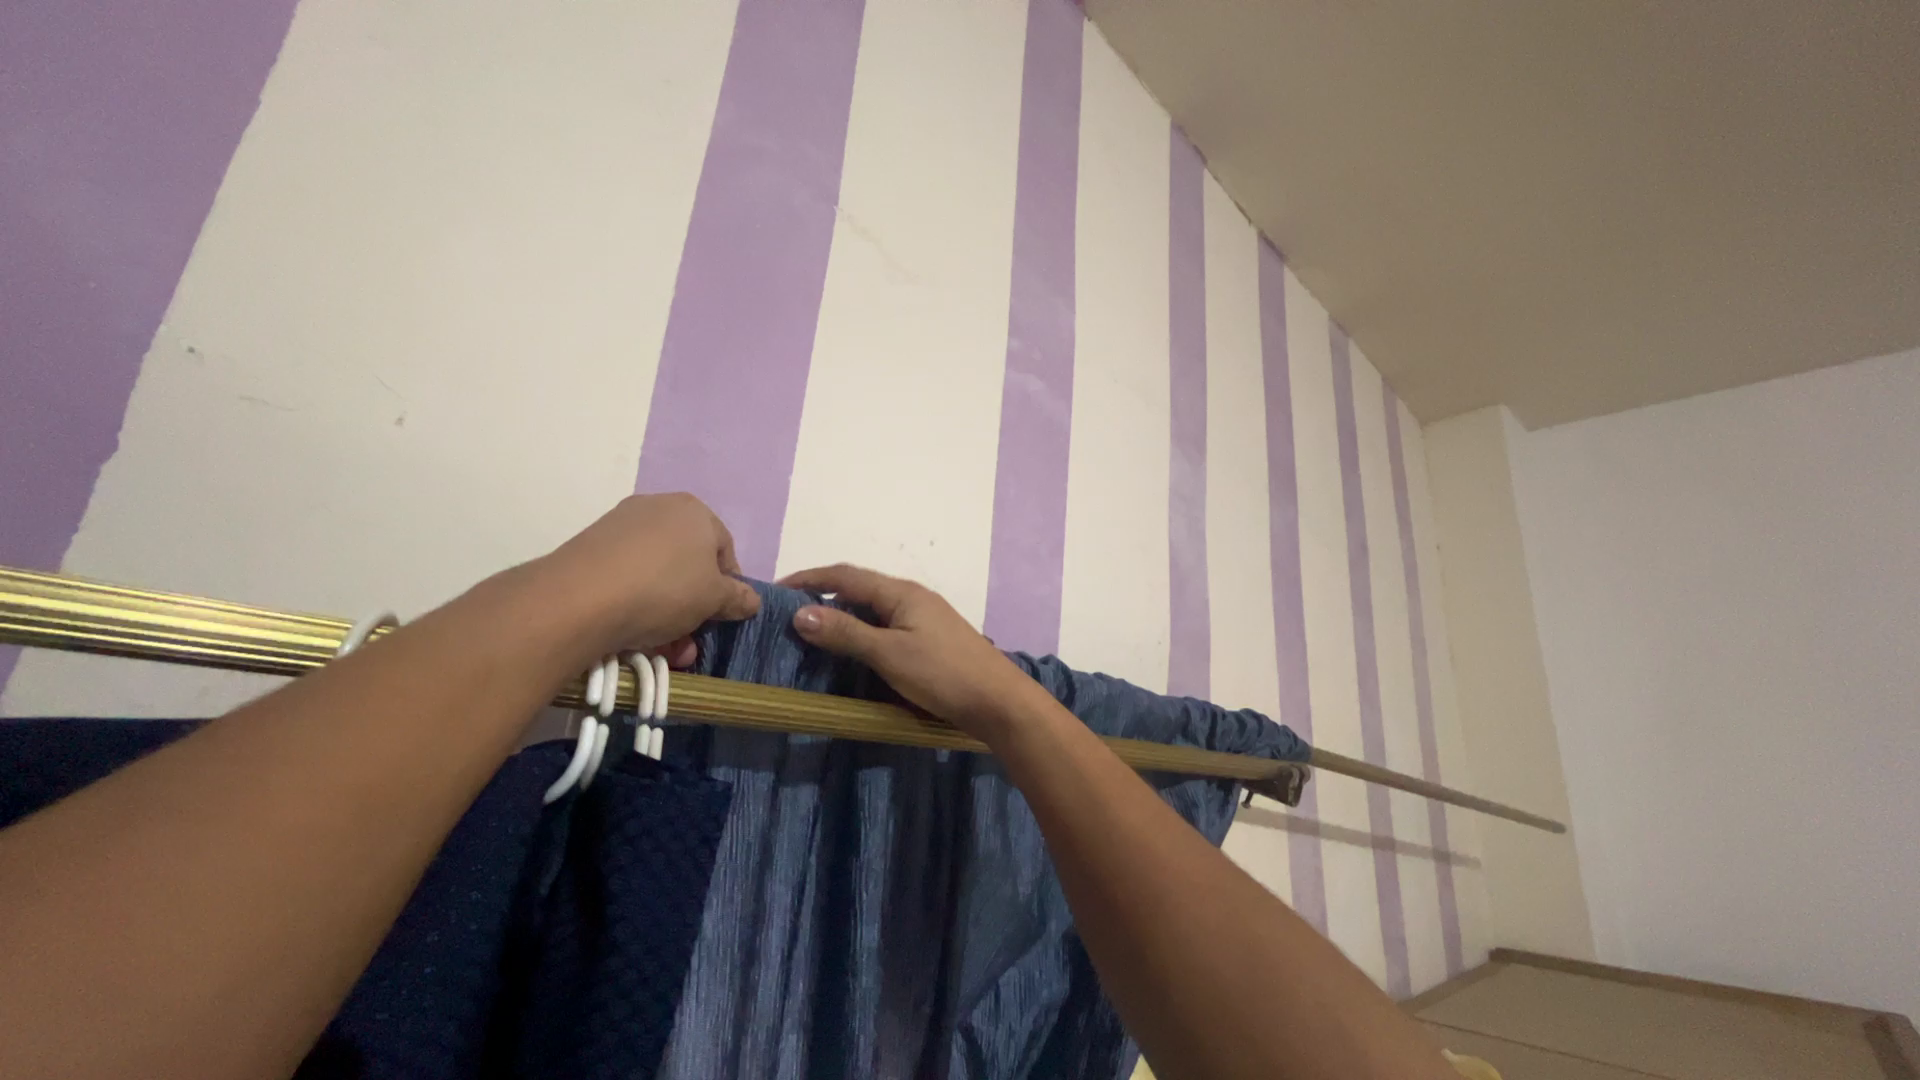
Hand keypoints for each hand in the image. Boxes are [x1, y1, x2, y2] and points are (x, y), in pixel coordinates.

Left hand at [530, 494, 760, 664]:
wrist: (580, 599)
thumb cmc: (665, 589)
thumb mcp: (715, 599)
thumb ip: (739, 598)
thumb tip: (750, 600)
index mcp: (695, 511)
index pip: (725, 551)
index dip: (728, 588)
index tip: (721, 618)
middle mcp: (658, 509)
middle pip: (688, 565)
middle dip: (693, 608)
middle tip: (689, 641)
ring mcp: (620, 527)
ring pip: (657, 577)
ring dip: (666, 615)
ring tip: (662, 648)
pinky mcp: (590, 549)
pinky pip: (626, 579)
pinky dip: (634, 606)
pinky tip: (632, 636)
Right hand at [776, 564, 1045, 741]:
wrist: (999, 702)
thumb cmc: (943, 674)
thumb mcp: (889, 654)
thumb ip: (846, 633)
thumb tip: (800, 613)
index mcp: (901, 592)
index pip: (845, 575)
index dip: (810, 578)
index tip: (776, 589)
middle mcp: (912, 597)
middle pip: (859, 588)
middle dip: (824, 596)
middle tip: (789, 615)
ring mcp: (924, 618)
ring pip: (873, 609)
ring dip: (843, 616)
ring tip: (813, 633)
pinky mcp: (931, 640)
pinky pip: (886, 626)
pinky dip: (862, 632)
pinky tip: (853, 651)